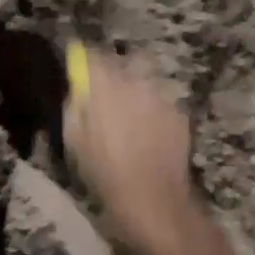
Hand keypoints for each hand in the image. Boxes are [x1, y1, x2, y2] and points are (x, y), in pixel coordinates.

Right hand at [62, 52, 195, 254]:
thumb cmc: (105, 175)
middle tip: (105, 97)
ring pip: (145, 80)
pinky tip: (149, 134)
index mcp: (104, 86)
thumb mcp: (74, 142)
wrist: (153, 199)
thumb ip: (75, 107)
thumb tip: (77, 91)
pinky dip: (153, 110)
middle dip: (113, 74)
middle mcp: (135, 82)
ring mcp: (162, 96)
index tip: (78, 70)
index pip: (90, 55)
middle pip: (122, 62)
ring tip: (130, 118)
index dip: (83, 61)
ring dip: (135, 91)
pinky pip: (161, 101)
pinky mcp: (180, 113)